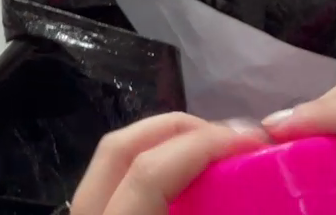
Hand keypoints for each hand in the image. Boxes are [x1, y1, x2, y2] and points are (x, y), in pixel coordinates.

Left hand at [71, 113, 265, 214]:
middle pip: (121, 146)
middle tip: (233, 139)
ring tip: (214, 153)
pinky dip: (149, 168)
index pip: (148, 171)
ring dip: (164, 144)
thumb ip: (208, 213)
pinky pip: (113, 180)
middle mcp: (85, 213)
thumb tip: (257, 195)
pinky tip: (185, 181)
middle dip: (179, 129)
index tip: (252, 140)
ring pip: (113, 157)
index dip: (202, 146)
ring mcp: (79, 213)